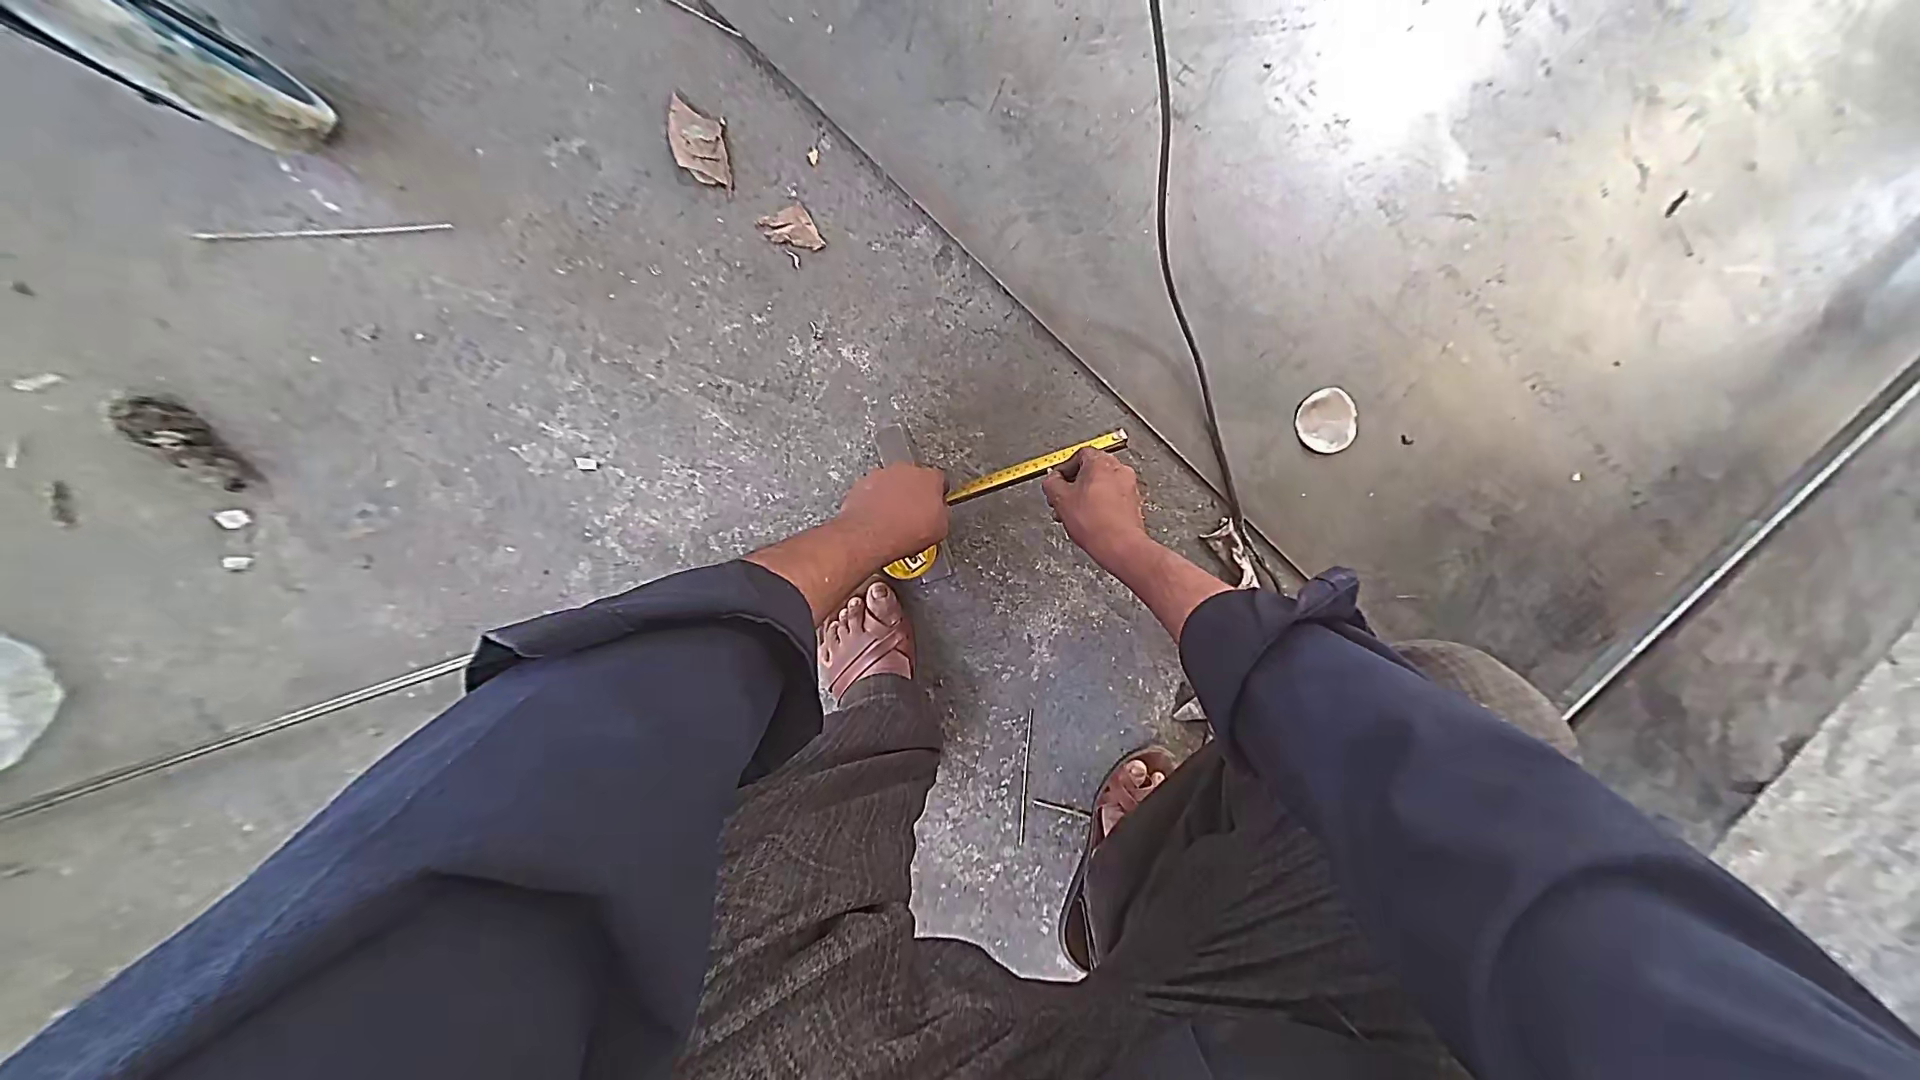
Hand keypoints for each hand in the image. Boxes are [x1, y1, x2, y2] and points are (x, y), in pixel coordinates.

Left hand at [831, 463, 949, 565]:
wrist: (870, 536)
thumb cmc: (903, 532)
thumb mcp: (939, 530)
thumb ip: (942, 514)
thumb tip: (940, 514)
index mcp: (930, 478)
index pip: (940, 479)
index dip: (938, 493)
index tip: (936, 503)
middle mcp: (906, 470)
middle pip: (914, 478)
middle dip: (913, 493)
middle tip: (913, 513)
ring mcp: (882, 475)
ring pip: (892, 483)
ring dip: (893, 496)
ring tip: (893, 518)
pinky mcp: (862, 484)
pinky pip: (873, 491)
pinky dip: (875, 501)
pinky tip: (877, 518)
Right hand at [1042, 448, 1151, 569]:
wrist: (1119, 544)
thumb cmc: (1095, 522)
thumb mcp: (1059, 499)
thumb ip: (1051, 483)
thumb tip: (1051, 480)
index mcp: (1100, 461)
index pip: (1078, 455)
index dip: (1063, 469)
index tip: (1056, 482)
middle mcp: (1118, 469)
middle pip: (1090, 470)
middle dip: (1074, 486)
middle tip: (1063, 499)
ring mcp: (1129, 486)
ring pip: (1102, 485)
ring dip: (1086, 497)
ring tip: (1074, 513)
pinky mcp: (1133, 503)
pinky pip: (1112, 498)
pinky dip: (1100, 505)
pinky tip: (1090, 520)